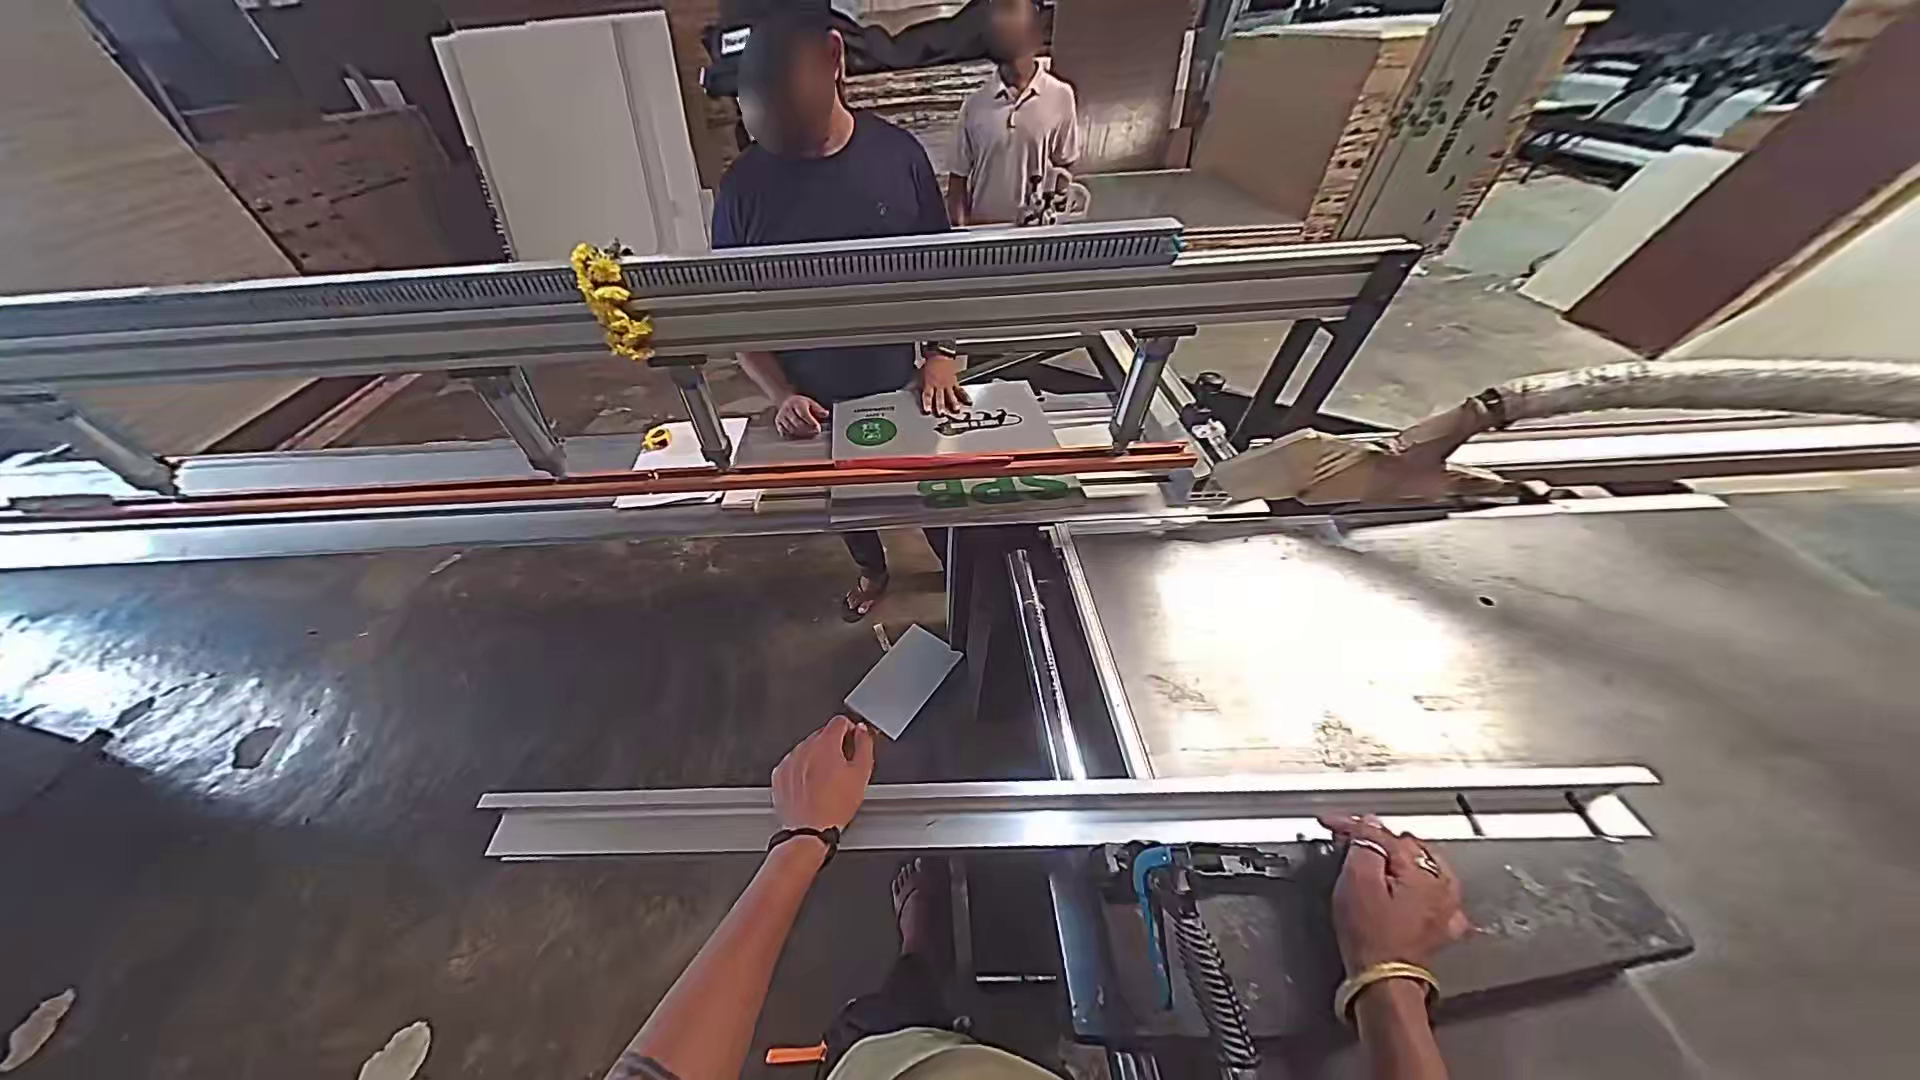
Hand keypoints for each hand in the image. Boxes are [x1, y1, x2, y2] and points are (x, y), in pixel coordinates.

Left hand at [772, 715, 874, 830]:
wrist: (809, 832)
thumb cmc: (834, 807)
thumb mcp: (861, 773)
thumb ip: (864, 744)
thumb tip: (861, 731)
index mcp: (825, 744)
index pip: (839, 721)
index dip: (850, 730)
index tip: (853, 741)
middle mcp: (804, 748)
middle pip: (823, 734)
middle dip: (834, 745)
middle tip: (842, 766)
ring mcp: (790, 761)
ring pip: (808, 748)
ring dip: (818, 757)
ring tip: (827, 781)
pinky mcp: (780, 774)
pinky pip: (794, 762)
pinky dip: (803, 769)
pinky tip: (812, 786)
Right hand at [774, 394, 828, 437]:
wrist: (786, 400)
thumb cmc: (800, 404)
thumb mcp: (810, 403)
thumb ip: (818, 409)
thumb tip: (825, 413)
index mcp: (796, 403)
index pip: (804, 415)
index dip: (811, 423)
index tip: (818, 429)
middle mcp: (787, 409)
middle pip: (797, 423)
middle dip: (807, 430)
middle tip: (814, 433)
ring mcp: (782, 416)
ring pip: (791, 429)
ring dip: (801, 434)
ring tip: (808, 434)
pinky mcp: (778, 422)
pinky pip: (785, 432)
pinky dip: (792, 436)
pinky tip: (799, 435)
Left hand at [917, 351, 969, 416]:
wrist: (941, 351)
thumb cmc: (930, 361)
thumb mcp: (921, 371)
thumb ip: (918, 381)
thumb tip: (912, 388)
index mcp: (929, 383)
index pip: (927, 395)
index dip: (927, 403)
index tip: (927, 411)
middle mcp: (939, 385)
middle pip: (939, 397)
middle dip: (940, 406)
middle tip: (941, 414)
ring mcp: (948, 384)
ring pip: (951, 395)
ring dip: (953, 403)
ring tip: (956, 410)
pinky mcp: (955, 382)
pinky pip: (960, 390)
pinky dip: (964, 397)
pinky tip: (968, 402)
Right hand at [1321, 815, 1468, 974]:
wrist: (1382, 978)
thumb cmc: (1369, 933)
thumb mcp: (1356, 880)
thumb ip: (1364, 846)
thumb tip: (1369, 825)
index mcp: (1424, 875)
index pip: (1384, 836)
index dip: (1354, 826)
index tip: (1331, 822)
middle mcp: (1442, 890)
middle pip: (1407, 847)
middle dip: (1376, 837)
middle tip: (1349, 834)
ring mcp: (1445, 911)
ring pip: (1423, 865)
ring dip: (1398, 855)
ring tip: (1374, 850)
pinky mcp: (1439, 927)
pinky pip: (1432, 892)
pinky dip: (1416, 880)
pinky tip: (1407, 881)